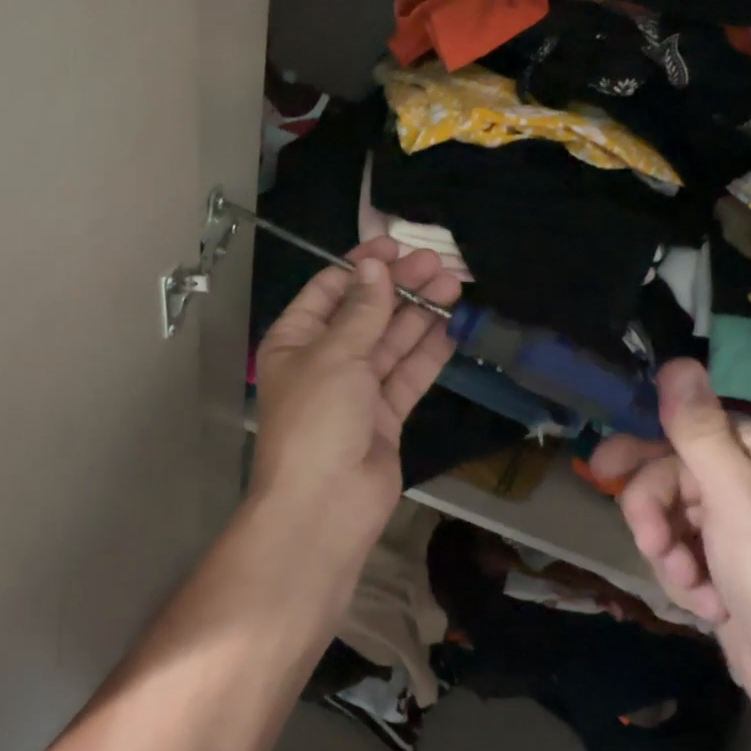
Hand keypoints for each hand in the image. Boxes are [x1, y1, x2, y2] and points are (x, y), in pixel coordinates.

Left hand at [252, 238, 460, 542]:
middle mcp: (323, 360)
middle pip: (365, 313)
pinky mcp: (384, 416)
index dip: (361, 265)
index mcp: (295, 340)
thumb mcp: (335, 354)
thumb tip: (373, 265)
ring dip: (419, 314)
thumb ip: (362, 310)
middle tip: (438, 264)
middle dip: (399, 287)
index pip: (329, 290)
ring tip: (454, 285)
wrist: (324, 505)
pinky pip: (407, 375)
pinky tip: (453, 326)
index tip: (396, 245)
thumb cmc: (317, 418)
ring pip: (390, 342)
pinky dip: (428, 352)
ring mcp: (355, 390)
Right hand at [600, 361, 750, 750]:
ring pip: (671, 518)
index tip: (601, 471)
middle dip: (656, 513)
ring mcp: (745, 529)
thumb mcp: (736, 500)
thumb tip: (676, 360)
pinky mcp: (734, 569)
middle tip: (652, 543)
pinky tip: (709, 605)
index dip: (644, 454)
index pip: (686, 431)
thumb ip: (698, 430)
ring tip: (693, 587)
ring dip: (671, 552)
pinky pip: (684, 554)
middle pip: (672, 475)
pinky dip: (687, 579)